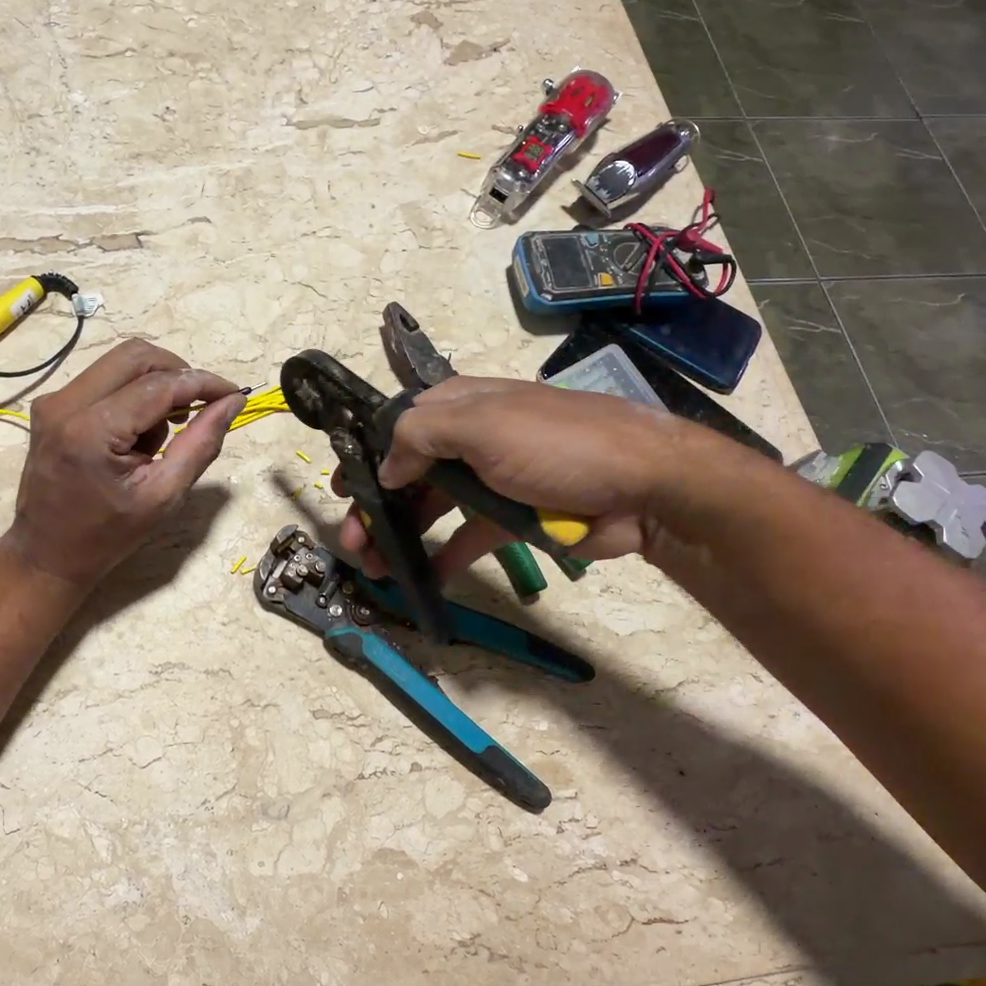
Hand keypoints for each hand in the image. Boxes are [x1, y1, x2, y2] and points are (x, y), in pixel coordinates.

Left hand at [5, 339, 244, 587]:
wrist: (47, 554)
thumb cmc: (106, 535)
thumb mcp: (163, 496)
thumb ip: (200, 444)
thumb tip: (232, 402)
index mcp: (90, 431)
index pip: (158, 386)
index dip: (202, 384)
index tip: (233, 393)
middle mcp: (65, 404)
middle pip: (135, 356)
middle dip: (177, 374)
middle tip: (198, 409)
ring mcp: (52, 401)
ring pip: (119, 363)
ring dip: (153, 386)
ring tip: (159, 437)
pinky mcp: (51, 405)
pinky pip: (103, 379)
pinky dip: (131, 396)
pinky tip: (135, 437)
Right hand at [337, 376, 703, 580]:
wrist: (644, 487)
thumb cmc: (557, 444)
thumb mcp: (481, 424)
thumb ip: (420, 437)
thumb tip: (386, 468)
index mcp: (458, 406)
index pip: (396, 426)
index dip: (366, 456)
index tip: (342, 489)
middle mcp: (468, 440)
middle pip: (406, 473)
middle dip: (375, 506)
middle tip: (352, 541)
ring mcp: (488, 481)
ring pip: (429, 509)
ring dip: (400, 535)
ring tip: (376, 566)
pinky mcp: (509, 518)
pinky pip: (464, 538)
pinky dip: (442, 558)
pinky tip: (421, 580)